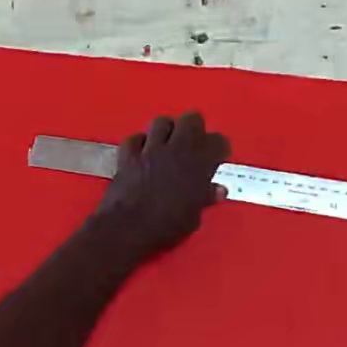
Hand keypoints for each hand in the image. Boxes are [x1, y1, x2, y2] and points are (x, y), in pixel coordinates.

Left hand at [89, 113, 230, 262]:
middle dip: (194, 128)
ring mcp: (150, 150)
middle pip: (190, 119)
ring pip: (161, 122)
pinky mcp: (127, 155)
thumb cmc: (165, 226)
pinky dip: (138, 142)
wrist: (128, 227)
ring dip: (166, 130)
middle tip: (193, 142)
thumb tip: (217, 190)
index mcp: (198, 164)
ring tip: (167, 142)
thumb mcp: (193, 217)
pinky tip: (141, 151)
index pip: (218, 141)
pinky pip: (133, 138)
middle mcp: (176, 150)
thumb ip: (205, 198)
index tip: (217, 156)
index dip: (218, 148)